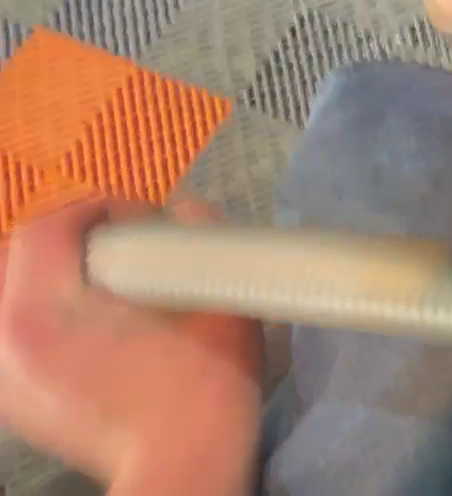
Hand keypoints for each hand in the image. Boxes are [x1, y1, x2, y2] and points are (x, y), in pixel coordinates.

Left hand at [0, 199, 262, 494]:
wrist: (182, 454)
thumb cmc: (208, 372)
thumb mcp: (220, 295)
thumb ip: (201, 242)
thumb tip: (185, 208)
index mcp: (47, 312)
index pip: (44, 231)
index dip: (96, 207)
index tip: (146, 215)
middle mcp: (5, 341)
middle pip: (14, 260)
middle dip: (73, 240)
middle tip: (135, 243)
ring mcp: (3, 375)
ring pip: (13, 297)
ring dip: (61, 275)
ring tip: (121, 283)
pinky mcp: (13, 397)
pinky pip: (17, 332)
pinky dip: (53, 310)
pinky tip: (104, 323)